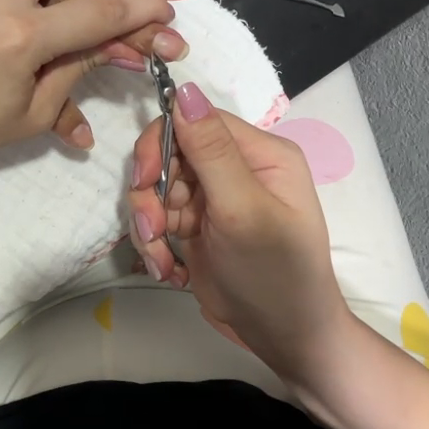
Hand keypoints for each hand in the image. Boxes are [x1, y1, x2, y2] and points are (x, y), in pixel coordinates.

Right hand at [125, 82, 355, 381]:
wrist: (284, 339)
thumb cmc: (275, 274)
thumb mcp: (242, 210)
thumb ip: (210, 151)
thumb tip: (183, 89)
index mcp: (260, 153)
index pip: (195, 121)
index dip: (160, 144)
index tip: (144, 180)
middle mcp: (236, 168)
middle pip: (168, 155)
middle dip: (151, 194)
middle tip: (152, 230)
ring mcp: (213, 199)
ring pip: (157, 189)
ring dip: (149, 225)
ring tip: (162, 261)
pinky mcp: (196, 228)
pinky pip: (158, 219)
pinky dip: (155, 244)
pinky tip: (169, 270)